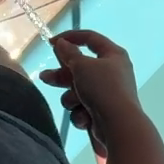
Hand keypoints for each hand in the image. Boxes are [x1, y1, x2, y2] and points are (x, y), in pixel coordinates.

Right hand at [39, 29, 147, 158]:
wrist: (118, 125)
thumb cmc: (102, 88)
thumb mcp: (82, 66)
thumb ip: (69, 54)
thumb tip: (63, 43)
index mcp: (113, 55)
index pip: (90, 38)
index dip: (70, 37)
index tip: (51, 43)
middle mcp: (112, 72)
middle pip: (80, 68)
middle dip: (62, 75)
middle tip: (45, 77)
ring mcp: (107, 94)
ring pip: (78, 90)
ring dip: (72, 98)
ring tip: (74, 103)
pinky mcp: (102, 112)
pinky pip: (83, 108)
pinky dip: (81, 112)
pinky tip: (85, 118)